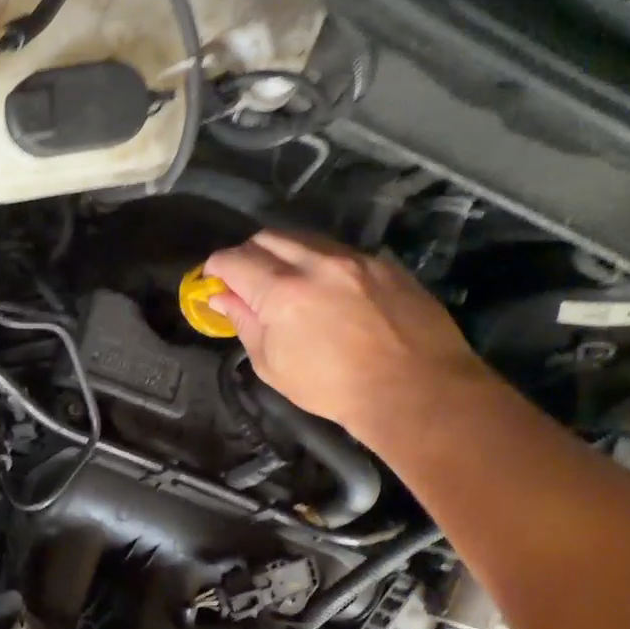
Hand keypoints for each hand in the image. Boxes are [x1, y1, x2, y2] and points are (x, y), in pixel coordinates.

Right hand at [202, 230, 491, 439]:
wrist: (417, 391)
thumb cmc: (332, 387)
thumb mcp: (271, 363)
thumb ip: (244, 322)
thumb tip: (222, 298)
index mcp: (282, 291)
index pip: (233, 259)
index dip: (215, 268)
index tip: (212, 281)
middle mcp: (318, 264)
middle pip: (268, 237)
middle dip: (248, 254)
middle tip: (245, 280)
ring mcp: (357, 261)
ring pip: (306, 239)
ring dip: (285, 254)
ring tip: (286, 282)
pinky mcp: (387, 266)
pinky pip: (342, 252)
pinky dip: (322, 263)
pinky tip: (327, 290)